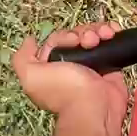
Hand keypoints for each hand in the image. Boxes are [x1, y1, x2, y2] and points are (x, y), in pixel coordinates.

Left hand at [12, 22, 129, 125]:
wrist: (95, 105)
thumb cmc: (64, 90)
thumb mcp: (32, 77)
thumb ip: (23, 59)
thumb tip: (29, 40)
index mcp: (52, 66)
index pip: (59, 38)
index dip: (66, 35)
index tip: (74, 41)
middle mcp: (71, 64)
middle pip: (78, 34)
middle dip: (85, 32)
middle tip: (90, 42)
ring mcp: (92, 63)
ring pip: (94, 35)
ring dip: (99, 30)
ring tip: (105, 37)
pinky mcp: (109, 63)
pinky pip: (110, 41)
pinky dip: (112, 32)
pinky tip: (113, 32)